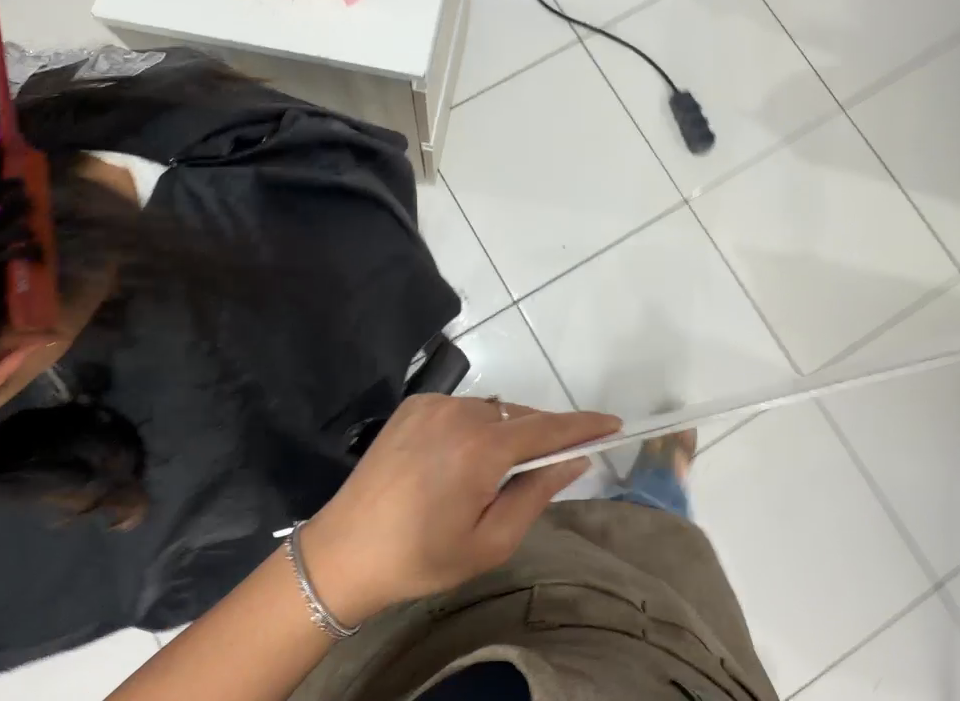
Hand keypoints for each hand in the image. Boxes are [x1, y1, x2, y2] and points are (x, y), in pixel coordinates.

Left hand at [299, 395, 619, 624]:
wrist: (346, 550)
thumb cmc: (423, 555)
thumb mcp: (491, 541)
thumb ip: (536, 494)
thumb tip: (573, 460)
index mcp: (481, 447)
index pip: (548, 428)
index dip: (583, 426)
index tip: (613, 424)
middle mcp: (459, 411)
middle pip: (518, 416)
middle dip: (539, 437)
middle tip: (548, 470)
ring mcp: (431, 404)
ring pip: (489, 411)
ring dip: (504, 433)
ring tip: (492, 475)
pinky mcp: (412, 405)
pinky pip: (460, 410)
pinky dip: (473, 428)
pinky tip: (458, 461)